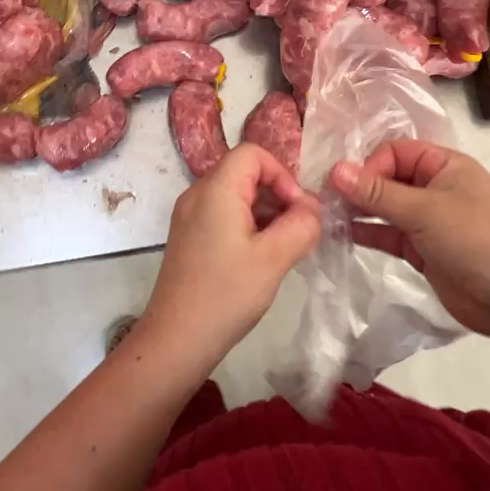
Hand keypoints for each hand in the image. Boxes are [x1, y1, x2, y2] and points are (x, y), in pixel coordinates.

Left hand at [140, 145, 321, 367]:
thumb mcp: (274, 258)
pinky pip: (223, 215)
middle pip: (244, 173)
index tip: (299, 210)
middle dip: (278, 195)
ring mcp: (189, 215)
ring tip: (286, 248)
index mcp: (215, 189)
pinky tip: (263, 257)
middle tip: (299, 231)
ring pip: (236, 195)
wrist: (177, 336)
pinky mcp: (189, 236)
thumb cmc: (226, 293)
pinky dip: (248, 226)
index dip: (282, 174)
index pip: (252, 154)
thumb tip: (312, 208)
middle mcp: (197, 193)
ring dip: (266, 213)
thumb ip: (300, 225)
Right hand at [332, 140, 489, 338]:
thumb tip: (334, 170)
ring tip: (326, 218)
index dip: (369, 166)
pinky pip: (388, 234)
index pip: (395, 152)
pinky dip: (367, 233)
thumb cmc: (479, 242)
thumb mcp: (425, 211)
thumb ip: (377, 192)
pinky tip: (341, 235)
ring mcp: (430, 220)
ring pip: (385, 207)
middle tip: (324, 200)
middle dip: (358, 187)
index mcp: (446, 166)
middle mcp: (436, 187)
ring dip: (358, 210)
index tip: (346, 187)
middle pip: (387, 177)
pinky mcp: (424, 250)